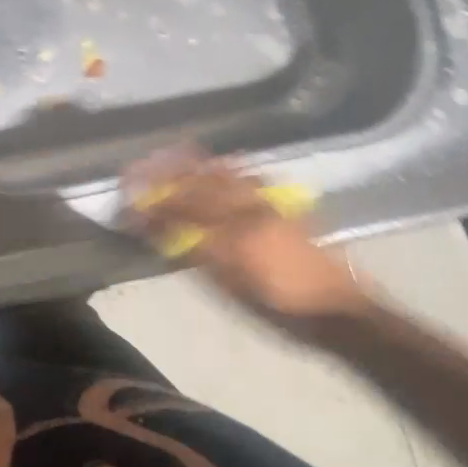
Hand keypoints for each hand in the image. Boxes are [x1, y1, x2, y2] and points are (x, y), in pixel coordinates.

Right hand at [124, 147, 372, 332]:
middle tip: (140, 167)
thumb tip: (158, 231)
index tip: (126, 199)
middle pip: (197, 184)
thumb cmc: (279, 309)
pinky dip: (232, 167)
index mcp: (228, 231)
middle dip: (164, 173)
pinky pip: (252, 178)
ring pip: (224, 174)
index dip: (149, 203)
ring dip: (195, 163)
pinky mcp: (285, 209)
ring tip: (175, 152)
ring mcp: (267, 206)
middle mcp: (245, 209)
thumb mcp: (229, 288)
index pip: (177, 210)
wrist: (341, 313)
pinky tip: (225, 162)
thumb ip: (193, 253)